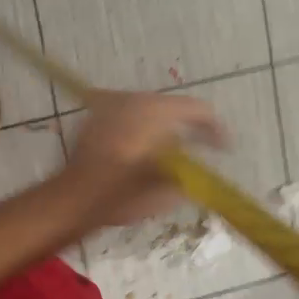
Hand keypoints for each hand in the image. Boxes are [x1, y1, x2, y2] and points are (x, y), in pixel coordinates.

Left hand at [63, 90, 226, 227]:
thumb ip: (191, 170)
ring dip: (164, 125)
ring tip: (173, 149)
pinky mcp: (94, 116)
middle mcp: (134, 100)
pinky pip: (127, 114)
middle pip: (171, 106)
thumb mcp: (168, 189)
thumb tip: (201, 166)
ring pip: (148, 109)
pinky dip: (141, 127)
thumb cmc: (122, 194)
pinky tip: (142, 149)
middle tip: (201, 146)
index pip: (197, 109)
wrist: (73, 198)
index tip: (224, 147)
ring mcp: (111, 105)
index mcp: (156, 112)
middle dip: (188, 125)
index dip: (215, 128)